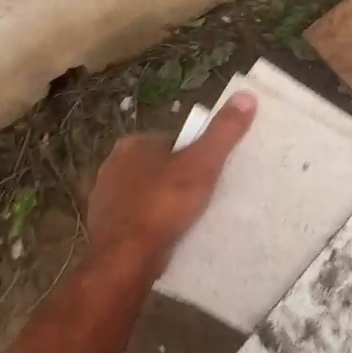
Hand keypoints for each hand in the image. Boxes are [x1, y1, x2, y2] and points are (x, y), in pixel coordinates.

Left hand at [86, 93, 256, 277]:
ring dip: (164, 203)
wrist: (126, 256)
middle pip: (160, 167)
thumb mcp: (202, 164)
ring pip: (147, 193)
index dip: (196, 156)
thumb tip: (247, 96)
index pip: (174, 141)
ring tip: (188, 219)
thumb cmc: (164, 205)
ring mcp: (105, 196)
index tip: (212, 175)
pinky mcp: (104, 224)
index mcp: (134, 144)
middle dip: (179, 180)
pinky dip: (152, 223)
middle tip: (204, 199)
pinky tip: (167, 235)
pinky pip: (136, 217)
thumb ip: (223, 132)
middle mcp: (113, 164)